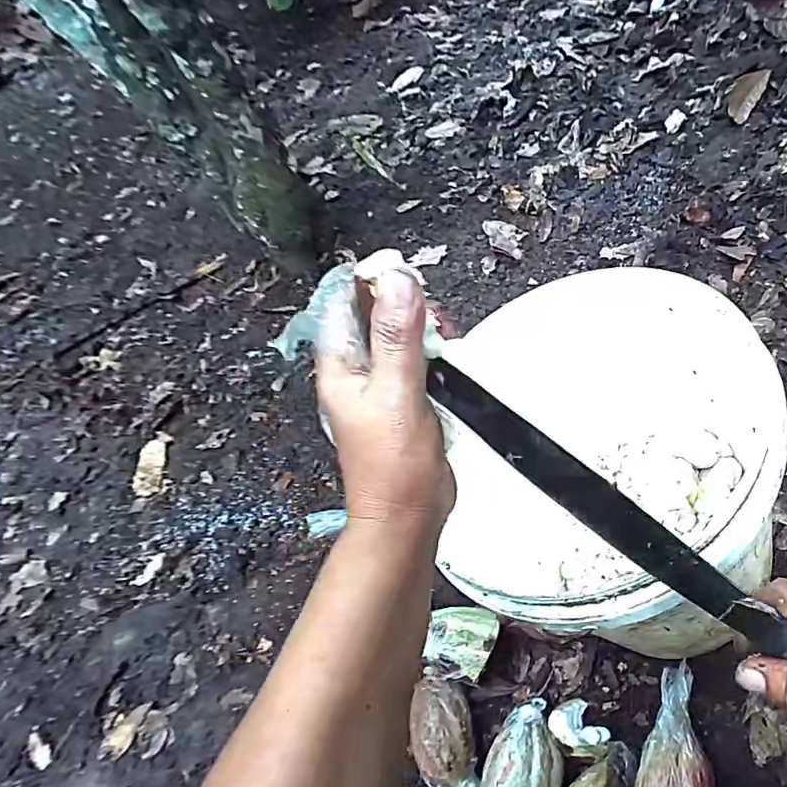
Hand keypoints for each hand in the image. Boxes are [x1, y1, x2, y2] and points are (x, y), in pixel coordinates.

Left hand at [315, 264, 454, 530]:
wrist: (410, 511)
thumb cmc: (392, 468)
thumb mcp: (397, 393)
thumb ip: (398, 338)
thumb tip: (397, 285)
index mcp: (340, 366)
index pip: (345, 302)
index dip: (374, 282)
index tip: (405, 274)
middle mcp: (357, 373)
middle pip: (375, 317)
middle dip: (405, 306)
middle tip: (432, 312)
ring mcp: (382, 388)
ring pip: (399, 339)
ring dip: (422, 331)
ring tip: (442, 336)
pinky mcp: (407, 402)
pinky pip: (417, 364)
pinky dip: (434, 356)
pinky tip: (446, 361)